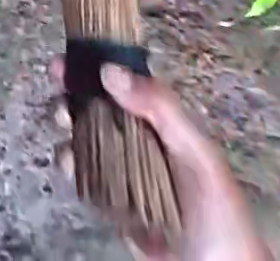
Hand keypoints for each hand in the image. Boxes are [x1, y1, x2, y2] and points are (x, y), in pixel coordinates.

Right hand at [51, 60, 270, 260]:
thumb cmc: (218, 217)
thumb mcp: (198, 155)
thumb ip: (160, 108)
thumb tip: (108, 70)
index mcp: (164, 122)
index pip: (124, 81)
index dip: (93, 65)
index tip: (65, 61)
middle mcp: (141, 139)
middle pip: (97, 103)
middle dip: (71, 93)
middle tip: (61, 99)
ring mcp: (125, 171)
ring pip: (84, 135)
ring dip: (67, 126)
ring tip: (65, 132)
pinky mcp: (112, 204)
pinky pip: (83, 173)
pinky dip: (69, 163)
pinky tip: (69, 164)